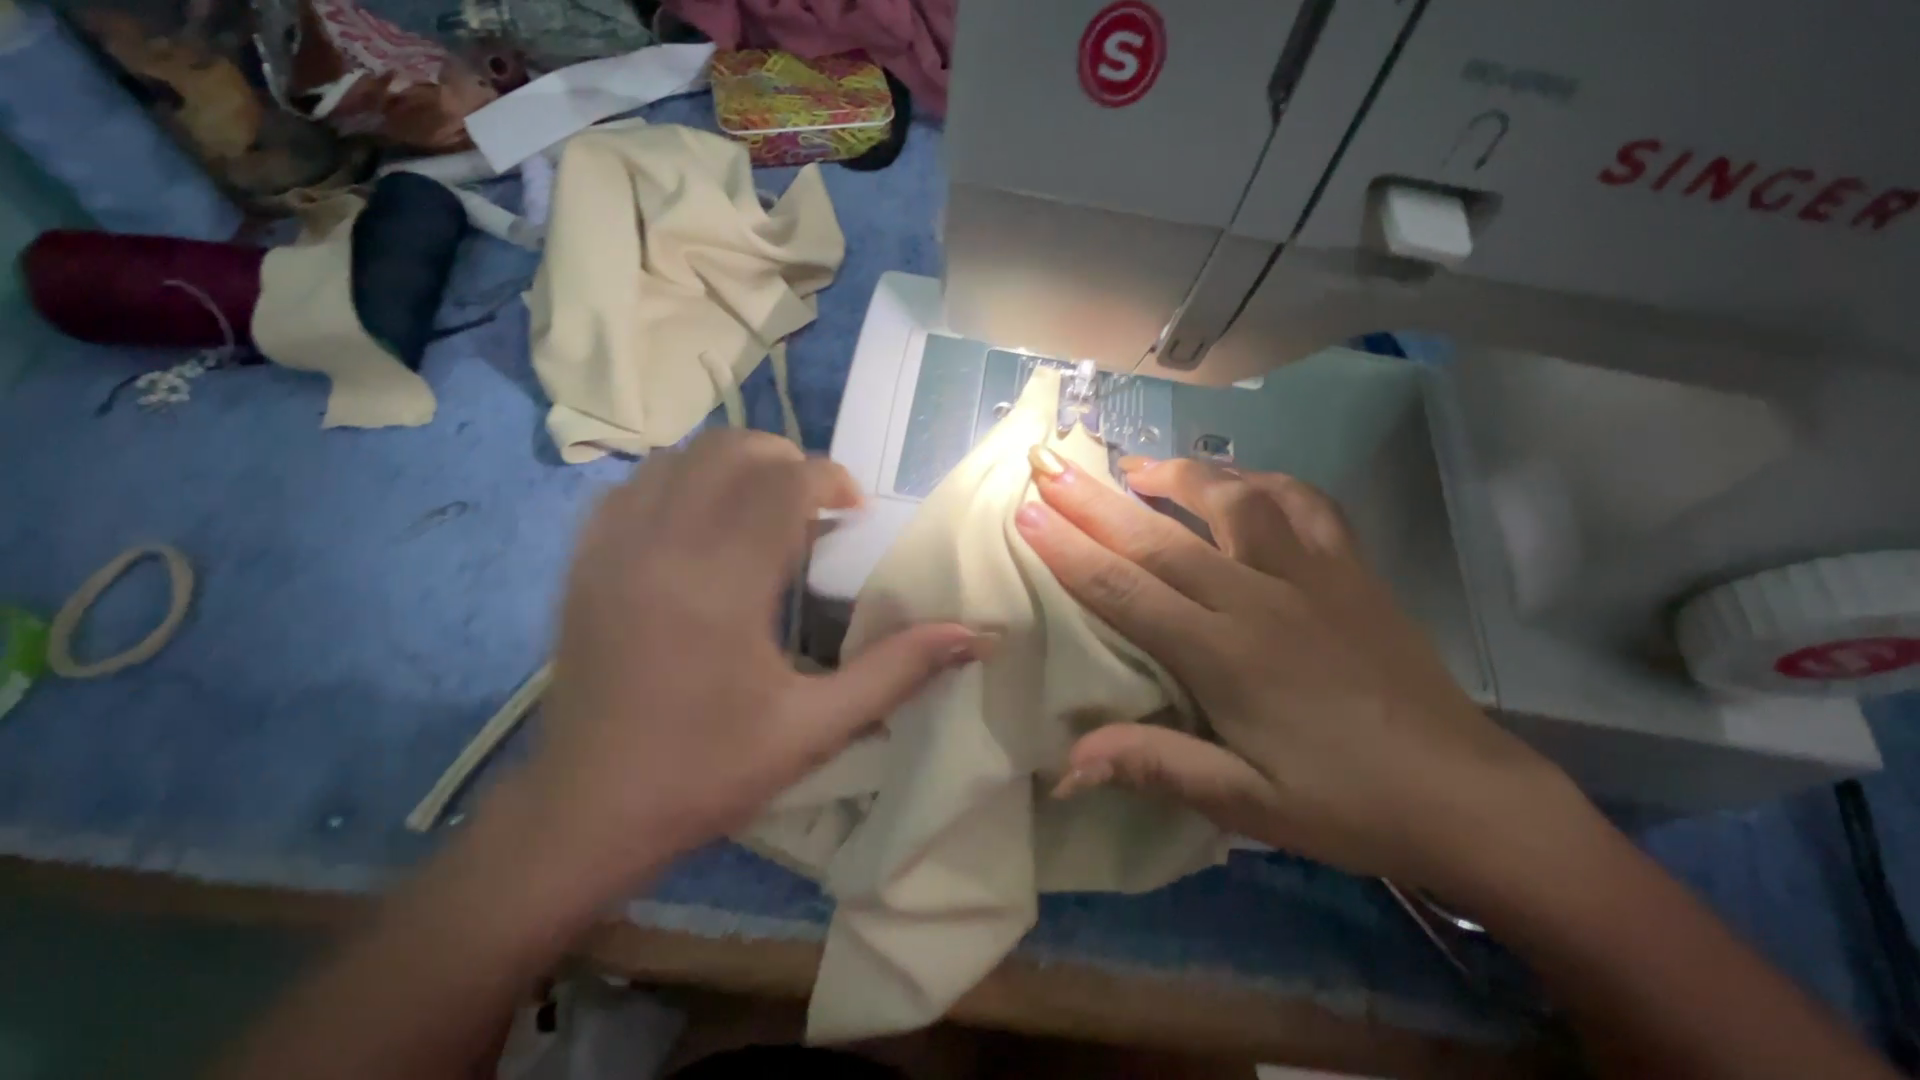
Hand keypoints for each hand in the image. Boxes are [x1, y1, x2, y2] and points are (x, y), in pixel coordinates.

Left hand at [520, 430, 988, 903]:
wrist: (591, 808)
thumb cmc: (708, 771)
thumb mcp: (813, 728)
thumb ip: (897, 671)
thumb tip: (976, 635)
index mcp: (723, 584)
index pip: (783, 483)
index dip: (830, 478)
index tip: (853, 511)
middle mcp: (662, 545)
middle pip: (730, 450)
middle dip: (785, 460)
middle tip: (815, 506)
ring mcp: (613, 548)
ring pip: (679, 456)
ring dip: (732, 465)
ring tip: (762, 508)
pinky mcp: (583, 561)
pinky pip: (634, 484)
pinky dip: (678, 481)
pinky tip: (701, 522)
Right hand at [1017, 450, 1594, 901]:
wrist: (1463, 794)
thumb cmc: (1346, 804)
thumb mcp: (1246, 804)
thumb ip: (1157, 767)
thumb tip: (1065, 767)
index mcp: (1226, 657)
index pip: (1127, 592)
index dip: (1069, 551)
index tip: (1024, 512)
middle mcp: (1261, 600)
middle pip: (1161, 538)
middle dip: (1095, 499)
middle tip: (1048, 462)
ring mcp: (1313, 577)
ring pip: (1235, 501)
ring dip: (1179, 475)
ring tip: (1137, 467)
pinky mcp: (1355, 572)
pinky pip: (1306, 504)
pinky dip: (1266, 483)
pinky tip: (1244, 484)